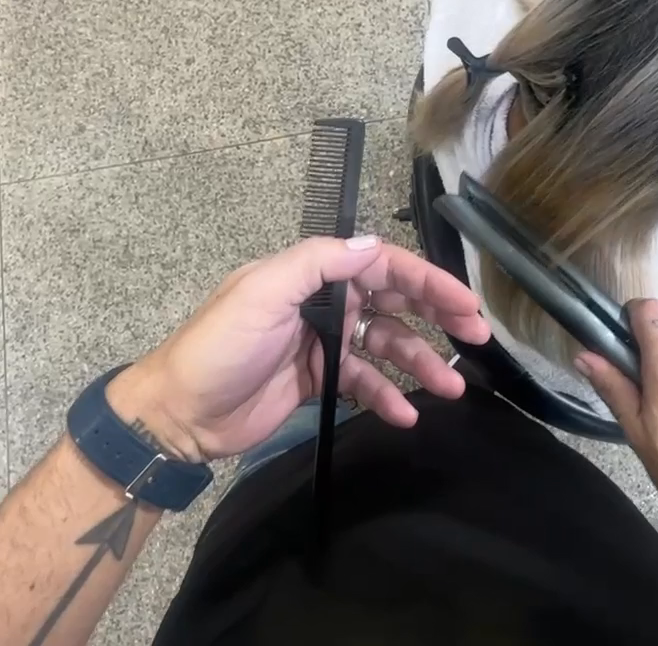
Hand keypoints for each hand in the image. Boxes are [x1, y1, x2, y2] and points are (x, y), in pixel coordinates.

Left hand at [104, 236, 492, 463]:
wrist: (179, 415)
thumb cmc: (221, 346)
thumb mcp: (263, 291)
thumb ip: (318, 263)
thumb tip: (375, 243)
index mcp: (315, 274)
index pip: (384, 267)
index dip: (428, 281)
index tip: (465, 302)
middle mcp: (327, 302)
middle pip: (395, 303)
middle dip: (438, 317)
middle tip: (477, 337)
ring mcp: (327, 343)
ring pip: (387, 346)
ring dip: (421, 363)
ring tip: (452, 388)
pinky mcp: (322, 381)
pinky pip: (366, 383)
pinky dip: (388, 396)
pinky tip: (407, 414)